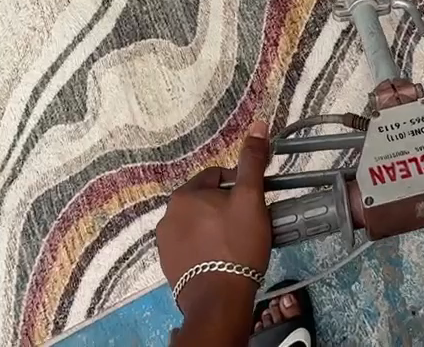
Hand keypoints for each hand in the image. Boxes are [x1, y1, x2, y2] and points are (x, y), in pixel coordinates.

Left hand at [156, 120, 272, 314]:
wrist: (218, 301)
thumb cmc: (236, 244)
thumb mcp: (250, 198)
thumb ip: (252, 160)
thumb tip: (258, 123)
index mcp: (185, 194)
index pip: (217, 176)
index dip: (239, 185)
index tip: (253, 202)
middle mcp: (168, 215)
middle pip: (206, 200)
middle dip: (226, 207)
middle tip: (247, 223)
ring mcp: (165, 244)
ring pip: (198, 224)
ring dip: (215, 227)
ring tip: (236, 243)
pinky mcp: (168, 267)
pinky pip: (191, 246)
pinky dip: (205, 248)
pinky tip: (222, 259)